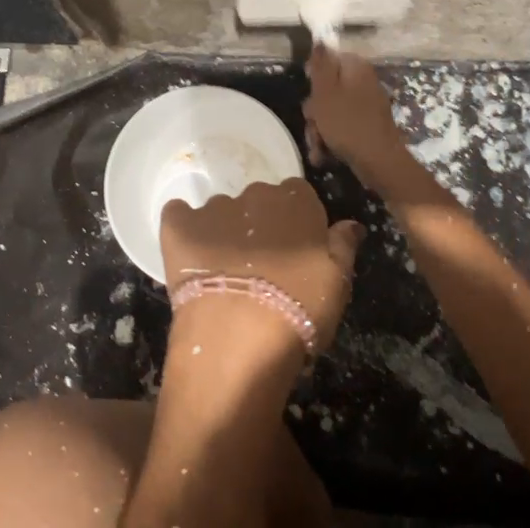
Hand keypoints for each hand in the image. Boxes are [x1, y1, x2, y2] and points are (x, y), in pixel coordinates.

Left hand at [160, 179, 362, 351]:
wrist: (239, 335)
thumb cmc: (299, 309)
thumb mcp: (338, 283)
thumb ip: (343, 246)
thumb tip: (350, 224)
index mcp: (296, 202)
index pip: (298, 196)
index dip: (295, 224)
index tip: (293, 251)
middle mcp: (255, 195)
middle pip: (258, 202)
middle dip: (258, 226)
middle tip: (260, 266)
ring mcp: (214, 208)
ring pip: (220, 212)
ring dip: (223, 232)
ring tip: (223, 273)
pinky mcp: (179, 226)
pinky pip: (179, 215)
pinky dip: (183, 229)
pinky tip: (189, 255)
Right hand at [305, 46, 430, 200]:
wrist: (378, 162)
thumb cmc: (347, 124)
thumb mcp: (326, 93)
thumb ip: (321, 65)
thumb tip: (321, 39)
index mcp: (356, 68)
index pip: (330, 58)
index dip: (314, 74)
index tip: (306, 89)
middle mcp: (363, 82)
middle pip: (328, 87)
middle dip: (315, 109)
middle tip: (312, 122)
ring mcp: (366, 105)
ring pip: (331, 110)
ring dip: (319, 128)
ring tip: (317, 145)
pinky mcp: (366, 125)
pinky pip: (341, 125)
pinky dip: (331, 138)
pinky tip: (323, 154)